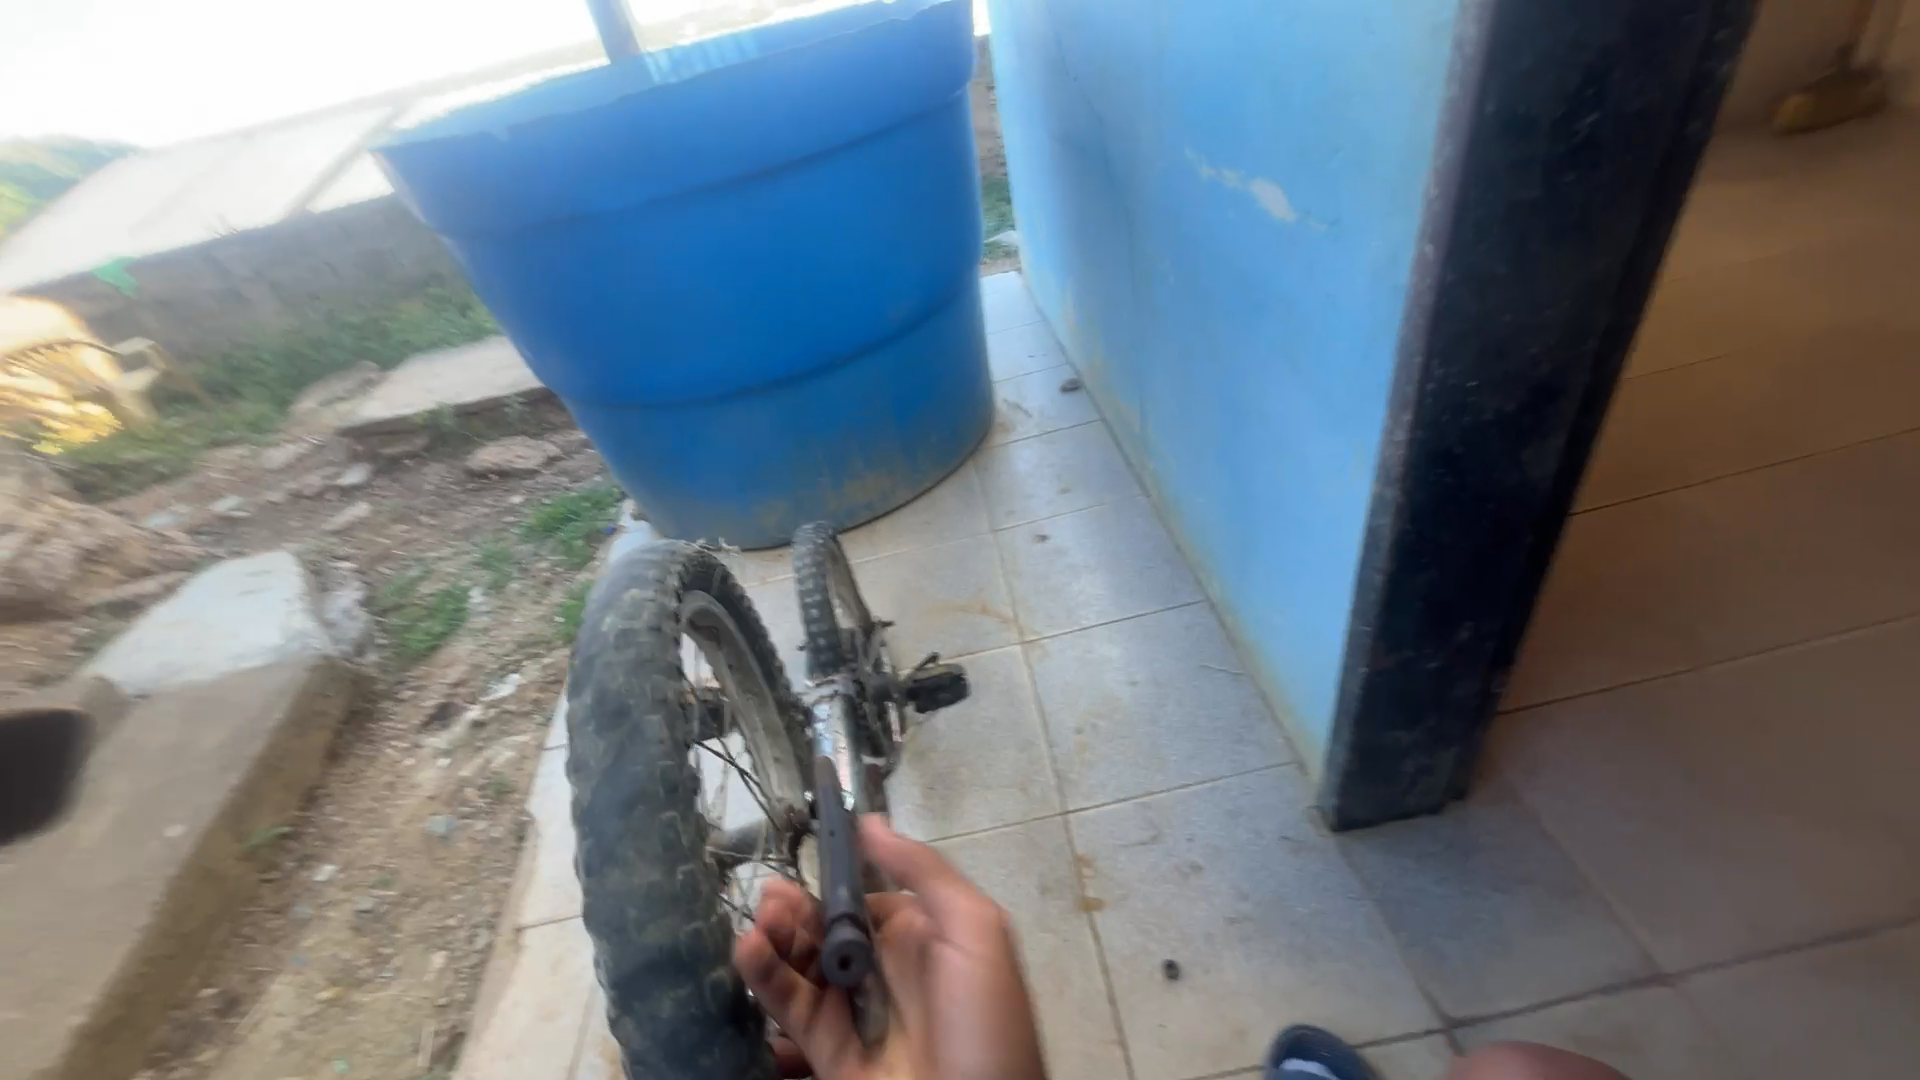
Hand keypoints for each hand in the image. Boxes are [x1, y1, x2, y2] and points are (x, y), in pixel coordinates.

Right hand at [733, 816, 1048, 1079]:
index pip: (868, 898)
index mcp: (923, 936)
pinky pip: (794, 1010)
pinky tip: (749, 951)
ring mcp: (856, 1012)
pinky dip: (767, 979)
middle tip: (770, 896)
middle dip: (797, 907)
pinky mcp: (831, 1053)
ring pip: (805, 964)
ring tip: (760, 918)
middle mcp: (886, 969)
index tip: (811, 859)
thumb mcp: (974, 930)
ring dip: (777, 936)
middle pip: (829, 927)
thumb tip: (872, 823)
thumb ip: (923, 871)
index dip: (837, 881)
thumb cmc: (984, 1017)